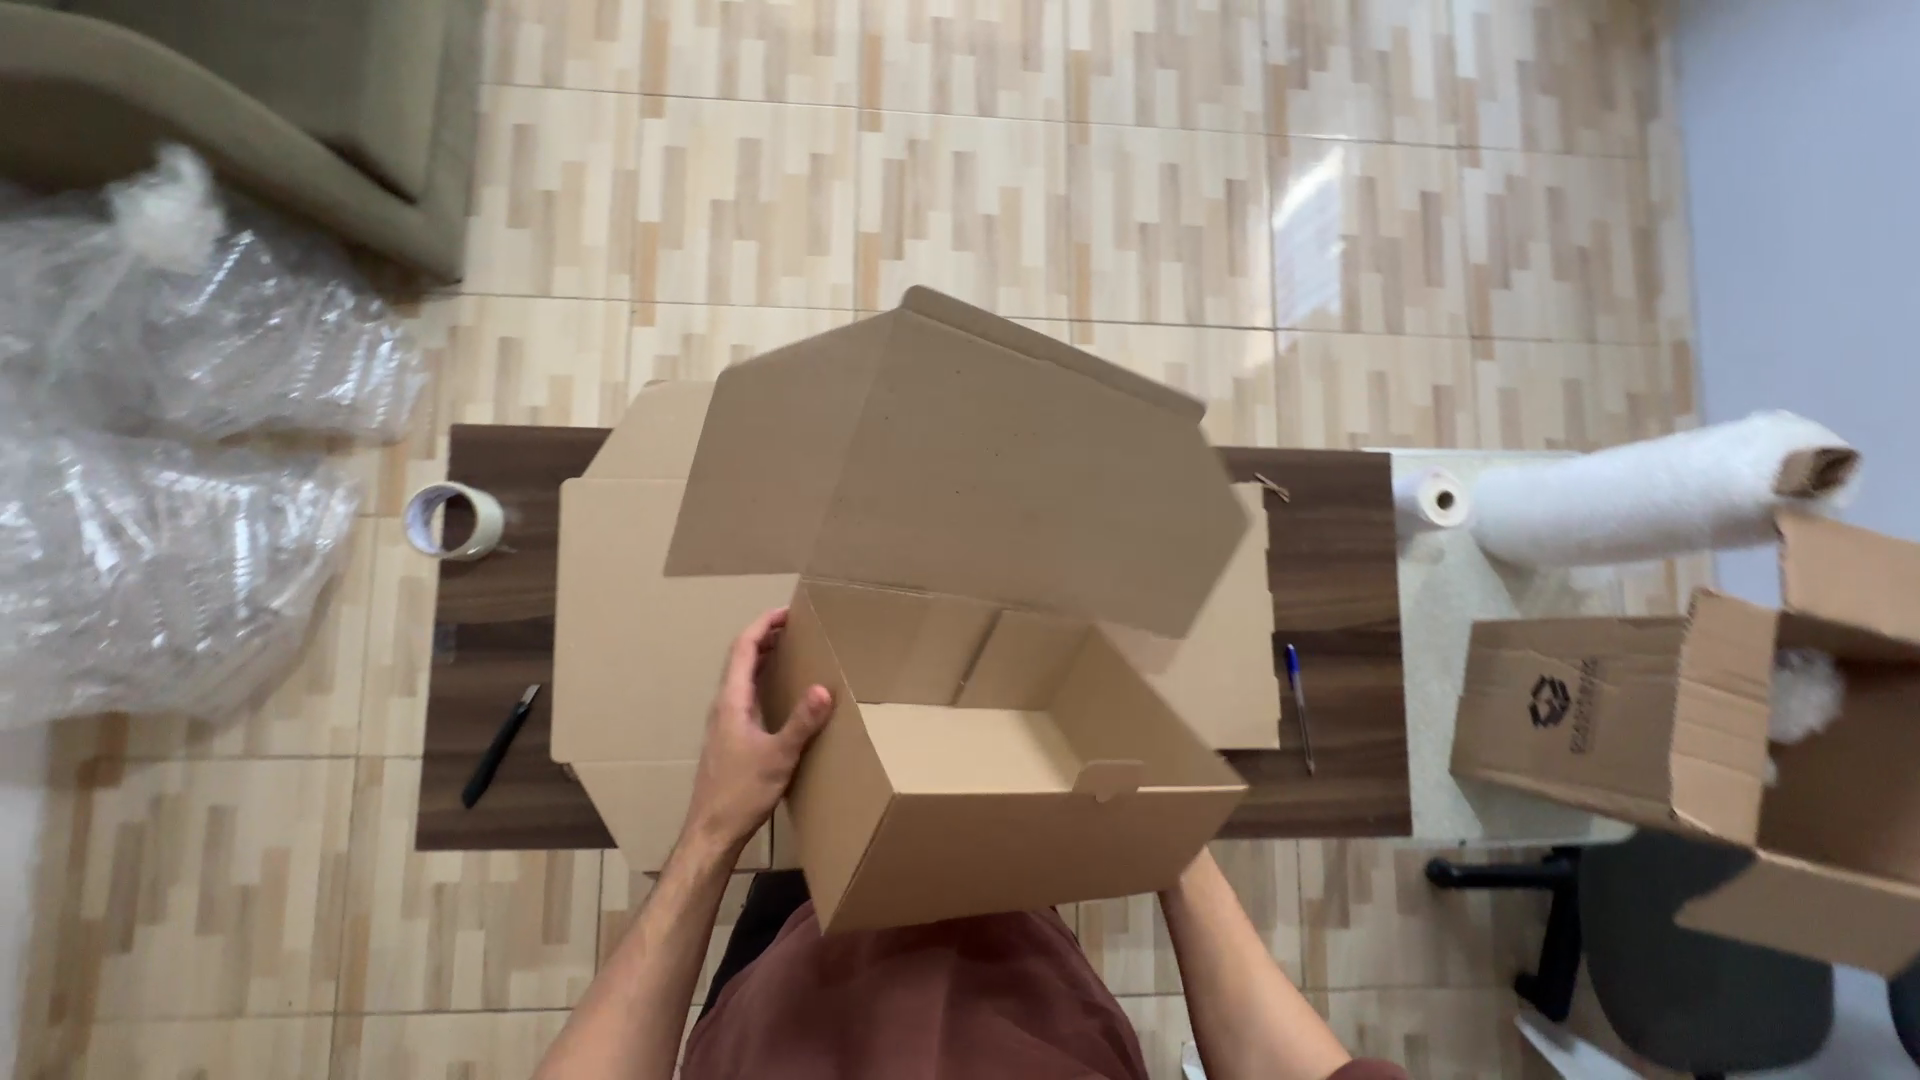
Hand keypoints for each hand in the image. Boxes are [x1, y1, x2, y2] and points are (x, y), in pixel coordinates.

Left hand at [682, 608, 833, 853]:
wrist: (711, 832)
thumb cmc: (741, 793)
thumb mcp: (778, 757)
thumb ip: (801, 722)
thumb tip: (823, 688)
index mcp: (731, 702)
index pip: (743, 649)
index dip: (763, 626)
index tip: (787, 611)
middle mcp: (723, 706)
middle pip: (740, 659)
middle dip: (765, 637)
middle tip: (794, 626)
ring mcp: (723, 723)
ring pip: (741, 678)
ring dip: (762, 658)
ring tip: (790, 650)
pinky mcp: (728, 739)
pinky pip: (744, 696)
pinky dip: (762, 681)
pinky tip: (779, 695)